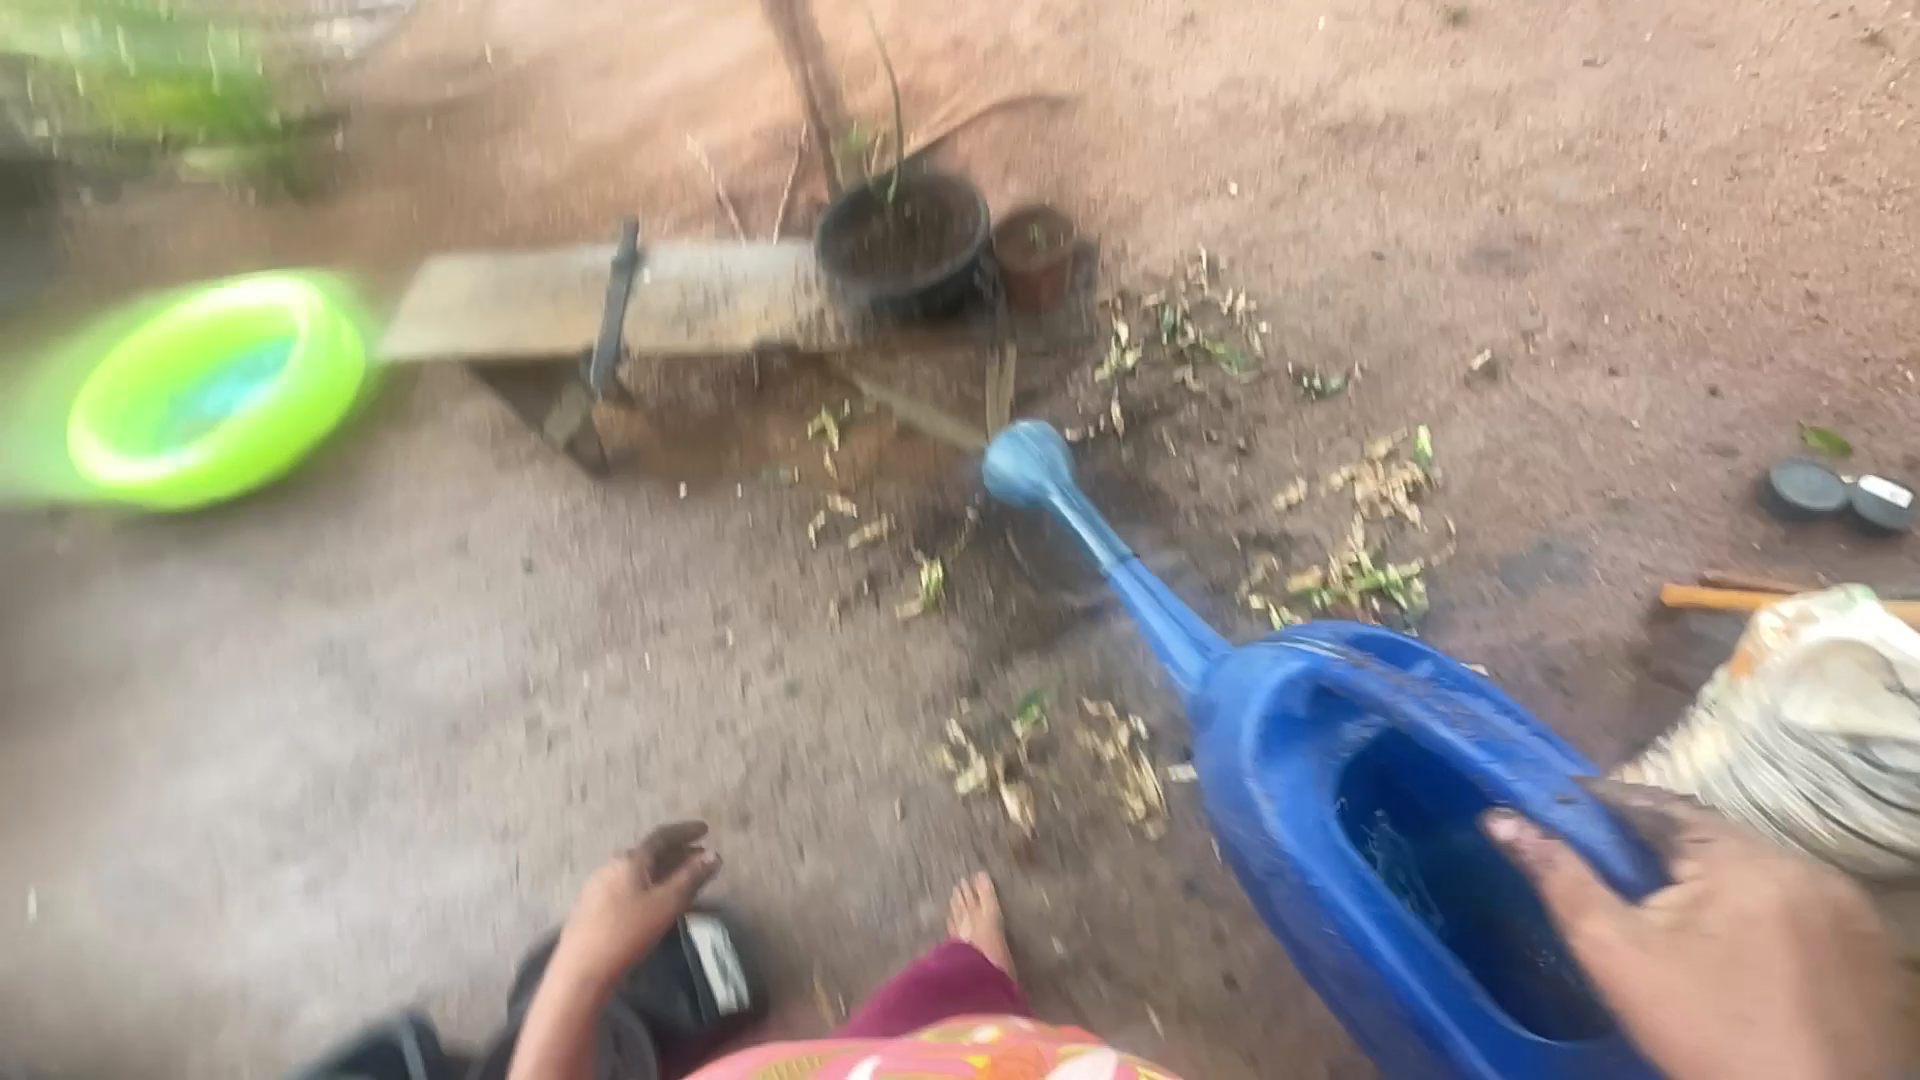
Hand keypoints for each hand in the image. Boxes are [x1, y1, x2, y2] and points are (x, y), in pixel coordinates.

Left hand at [552, 822, 721, 983]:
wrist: (579, 973)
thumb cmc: (628, 932)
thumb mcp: (667, 903)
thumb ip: (692, 876)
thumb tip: (714, 854)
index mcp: (630, 859)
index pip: (663, 836)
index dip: (686, 831)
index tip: (705, 829)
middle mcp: (612, 865)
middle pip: (650, 852)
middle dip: (677, 853)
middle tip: (699, 857)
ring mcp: (598, 886)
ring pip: (638, 871)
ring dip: (663, 870)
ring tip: (681, 880)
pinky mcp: (591, 908)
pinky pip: (627, 886)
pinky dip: (648, 885)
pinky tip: (653, 900)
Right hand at [1482, 781, 1899, 1079]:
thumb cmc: (1701, 1028)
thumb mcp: (1610, 947)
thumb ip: (1555, 871)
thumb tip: (1498, 817)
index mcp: (1748, 861)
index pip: (1654, 803)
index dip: (1595, 802)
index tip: (1549, 809)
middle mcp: (1809, 870)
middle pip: (1701, 831)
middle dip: (1640, 835)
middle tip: (1585, 850)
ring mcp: (1847, 910)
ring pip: (1742, 862)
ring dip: (1688, 864)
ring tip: (1637, 887)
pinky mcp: (1866, 947)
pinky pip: (1780, 895)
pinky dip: (1733, 895)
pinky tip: (1704, 926)